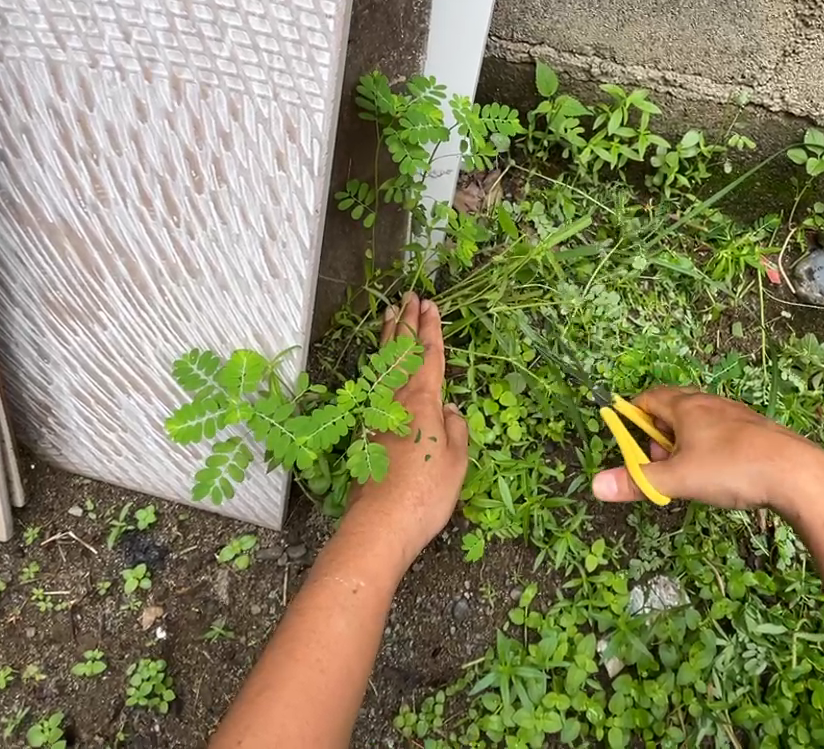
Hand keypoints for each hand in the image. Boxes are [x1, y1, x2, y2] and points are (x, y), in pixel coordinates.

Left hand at [340, 293, 468, 568]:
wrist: (378, 526)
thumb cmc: (426, 493)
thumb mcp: (456, 461)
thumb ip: (457, 429)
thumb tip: (451, 411)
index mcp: (423, 400)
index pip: (429, 355)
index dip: (431, 328)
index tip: (431, 304)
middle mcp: (397, 400)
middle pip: (401, 351)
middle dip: (407, 323)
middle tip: (409, 297)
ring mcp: (377, 415)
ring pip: (384, 365)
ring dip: (389, 337)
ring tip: (389, 314)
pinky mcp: (366, 432)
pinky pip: (375, 384)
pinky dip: (378, 365)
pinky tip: (379, 365)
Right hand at [590, 386, 823, 511]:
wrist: (797, 473)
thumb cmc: (731, 469)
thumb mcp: (678, 479)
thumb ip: (638, 482)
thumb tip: (595, 485)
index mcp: (686, 406)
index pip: (649, 398)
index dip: (633, 415)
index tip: (626, 437)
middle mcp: (709, 403)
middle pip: (673, 408)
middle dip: (659, 435)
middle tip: (658, 465)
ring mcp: (736, 414)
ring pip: (700, 421)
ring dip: (685, 443)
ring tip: (688, 473)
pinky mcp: (757, 430)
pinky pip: (722, 432)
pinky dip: (710, 448)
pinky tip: (720, 475)